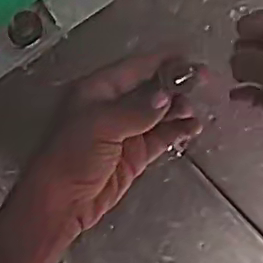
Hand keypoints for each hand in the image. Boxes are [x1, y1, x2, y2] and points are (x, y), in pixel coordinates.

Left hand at [10, 53, 203, 248]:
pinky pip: (161, 137)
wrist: (60, 202)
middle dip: (176, 85)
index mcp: (98, 91)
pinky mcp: (134, 154)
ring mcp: (125, 132)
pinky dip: (177, 131)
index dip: (163, 62)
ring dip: (179, 109)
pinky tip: (192, 128)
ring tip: (195, 111)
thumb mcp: (100, 126)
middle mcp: (112, 107)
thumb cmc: (69, 158)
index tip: (189, 60)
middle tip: (202, 82)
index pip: (136, 67)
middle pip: (151, 89)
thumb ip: (135, 109)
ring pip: (159, 113)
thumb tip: (165, 96)